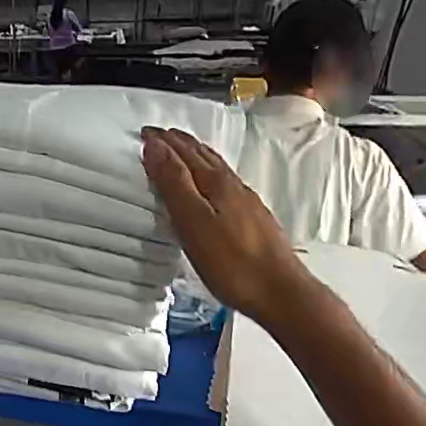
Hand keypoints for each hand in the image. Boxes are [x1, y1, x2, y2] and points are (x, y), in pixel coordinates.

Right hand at [141, 126, 317, 323]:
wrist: (280, 292)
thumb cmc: (232, 263)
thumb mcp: (194, 222)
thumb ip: (174, 183)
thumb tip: (156, 146)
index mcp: (216, 183)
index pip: (184, 152)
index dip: (163, 141)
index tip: (145, 132)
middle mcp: (233, 186)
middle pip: (202, 155)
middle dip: (179, 142)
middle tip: (159, 135)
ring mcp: (246, 202)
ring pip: (216, 168)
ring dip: (195, 155)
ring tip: (181, 150)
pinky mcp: (253, 219)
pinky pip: (224, 183)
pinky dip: (208, 173)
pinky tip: (210, 185)